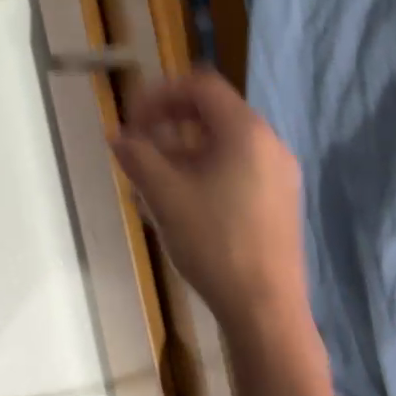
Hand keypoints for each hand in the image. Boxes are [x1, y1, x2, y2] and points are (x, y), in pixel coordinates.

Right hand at [110, 70, 307, 333]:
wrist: (265, 310)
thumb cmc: (214, 242)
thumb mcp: (163, 194)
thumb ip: (136, 155)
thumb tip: (117, 136)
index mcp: (246, 132)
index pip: (200, 86)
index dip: (159, 95)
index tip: (132, 121)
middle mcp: (269, 144)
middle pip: (212, 111)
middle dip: (167, 122)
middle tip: (138, 146)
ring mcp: (279, 174)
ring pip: (223, 141)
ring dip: (181, 148)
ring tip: (152, 179)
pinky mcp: (279, 201)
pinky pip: (236, 166)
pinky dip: (204, 168)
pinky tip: (181, 201)